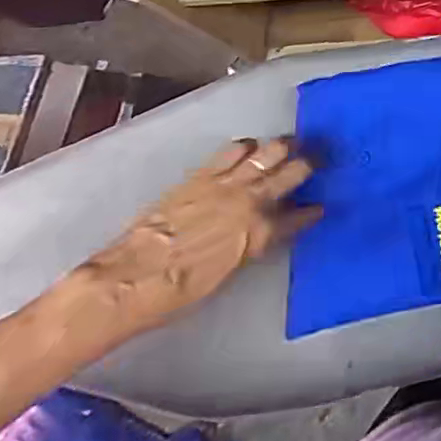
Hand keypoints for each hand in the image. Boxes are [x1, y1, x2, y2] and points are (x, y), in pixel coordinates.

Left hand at [57, 138, 319, 349]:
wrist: (124, 283)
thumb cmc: (179, 292)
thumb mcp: (232, 271)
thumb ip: (257, 243)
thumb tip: (269, 231)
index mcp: (265, 231)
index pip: (305, 214)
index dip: (312, 211)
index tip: (316, 209)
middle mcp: (255, 201)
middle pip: (298, 169)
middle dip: (311, 164)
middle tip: (315, 163)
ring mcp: (228, 184)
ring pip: (272, 150)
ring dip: (283, 148)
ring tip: (286, 149)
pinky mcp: (202, 176)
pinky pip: (235, 150)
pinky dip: (248, 148)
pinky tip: (248, 152)